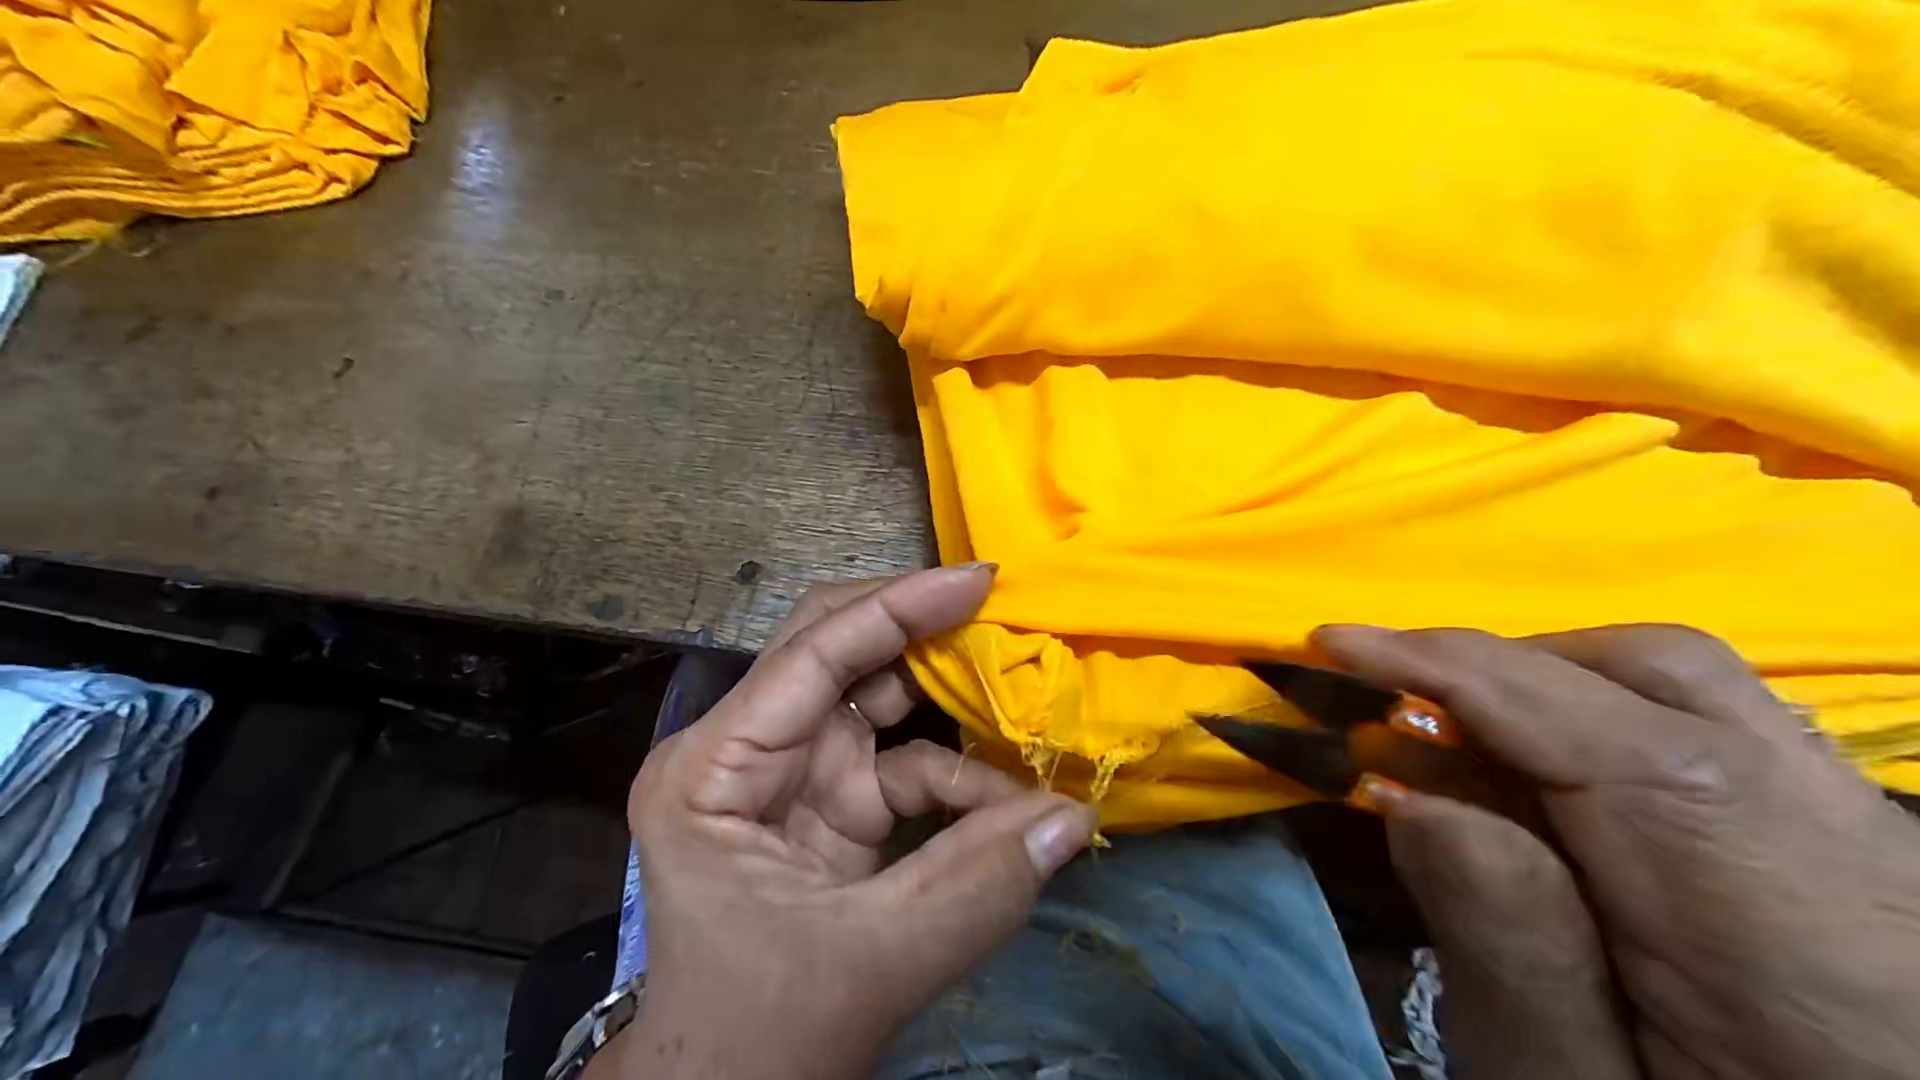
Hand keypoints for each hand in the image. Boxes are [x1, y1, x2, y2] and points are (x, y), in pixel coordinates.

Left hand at [591, 566, 1097, 1079]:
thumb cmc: (759, 1033)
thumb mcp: (867, 964)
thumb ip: (974, 890)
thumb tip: (1073, 817)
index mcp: (714, 767)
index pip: (812, 653)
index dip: (898, 607)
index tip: (977, 579)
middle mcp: (746, 747)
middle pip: (835, 647)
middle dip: (915, 623)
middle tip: (996, 604)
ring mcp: (793, 769)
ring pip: (875, 693)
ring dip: (947, 693)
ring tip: (1016, 684)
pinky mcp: (833, 799)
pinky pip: (904, 760)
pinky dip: (959, 776)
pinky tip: (1005, 806)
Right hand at [1316, 623, 1919, 1079]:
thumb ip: (1501, 939)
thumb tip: (1404, 791)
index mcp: (1804, 945)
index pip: (1620, 746)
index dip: (1463, 673)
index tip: (1336, 646)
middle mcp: (1865, 862)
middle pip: (1665, 679)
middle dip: (1495, 668)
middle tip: (1389, 702)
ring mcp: (1860, 839)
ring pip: (1679, 686)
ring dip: (1534, 685)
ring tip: (1449, 733)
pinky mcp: (1829, 840)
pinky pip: (1691, 724)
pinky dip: (1577, 718)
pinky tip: (1523, 772)